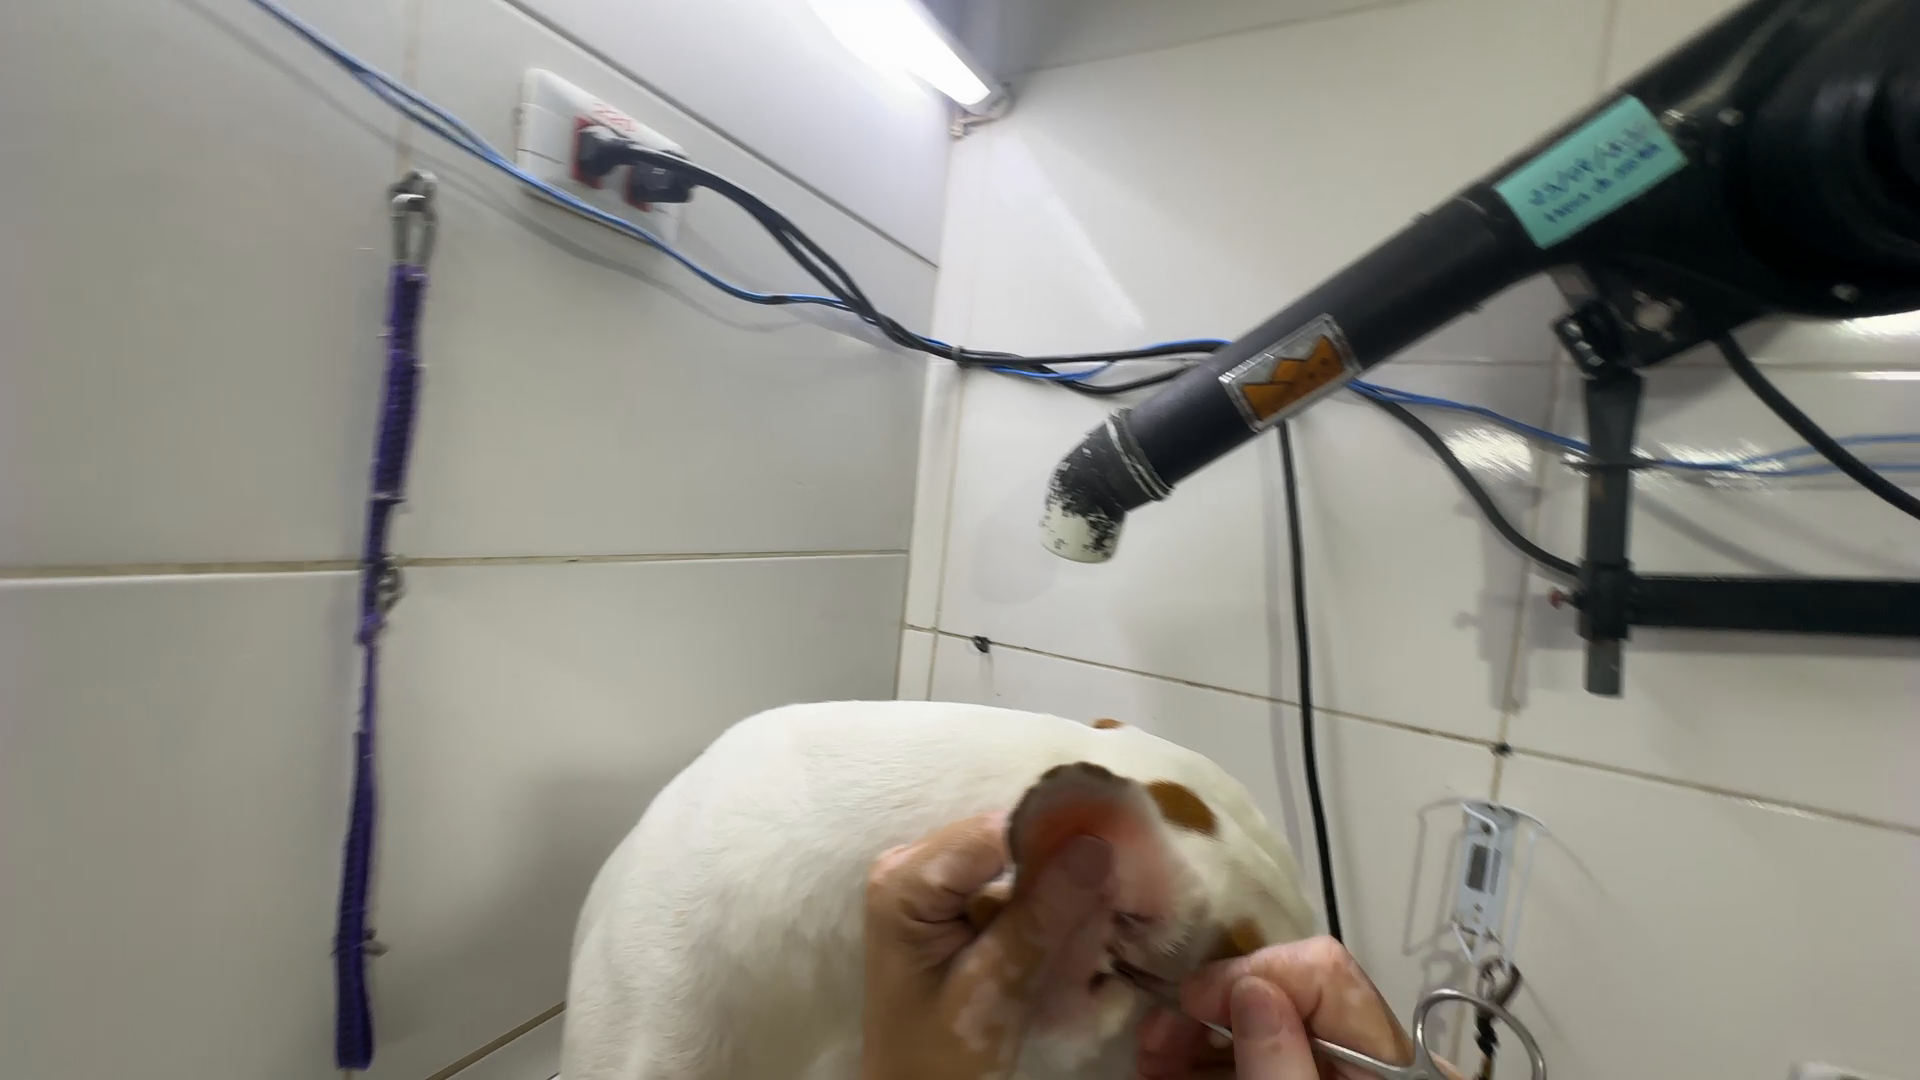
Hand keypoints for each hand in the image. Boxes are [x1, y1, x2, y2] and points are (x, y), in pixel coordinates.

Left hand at [860, 812, 1114, 1079]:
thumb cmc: (941, 1058)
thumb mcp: (996, 992)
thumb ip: (1043, 918)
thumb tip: (1095, 845)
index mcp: (905, 880)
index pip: (991, 834)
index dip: (1051, 841)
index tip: (1109, 861)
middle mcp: (909, 864)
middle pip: (1000, 842)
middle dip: (1055, 869)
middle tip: (1108, 896)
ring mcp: (926, 879)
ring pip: (1008, 860)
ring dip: (1051, 889)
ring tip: (1090, 921)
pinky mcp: (945, 898)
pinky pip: (1002, 882)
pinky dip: (1036, 905)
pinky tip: (1061, 932)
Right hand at [1135, 937, 1439, 1079]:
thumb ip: (1281, 1066)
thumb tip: (1249, 986)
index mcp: (1390, 1057)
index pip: (1324, 967)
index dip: (1253, 972)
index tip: (1194, 1003)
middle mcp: (1371, 1052)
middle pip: (1284, 988)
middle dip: (1211, 1005)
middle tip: (1155, 1036)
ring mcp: (1338, 1064)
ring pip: (1264, 1021)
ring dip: (1198, 1034)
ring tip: (1149, 1054)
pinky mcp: (1309, 1073)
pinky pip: (1262, 1051)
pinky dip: (1212, 1058)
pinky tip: (1170, 1066)